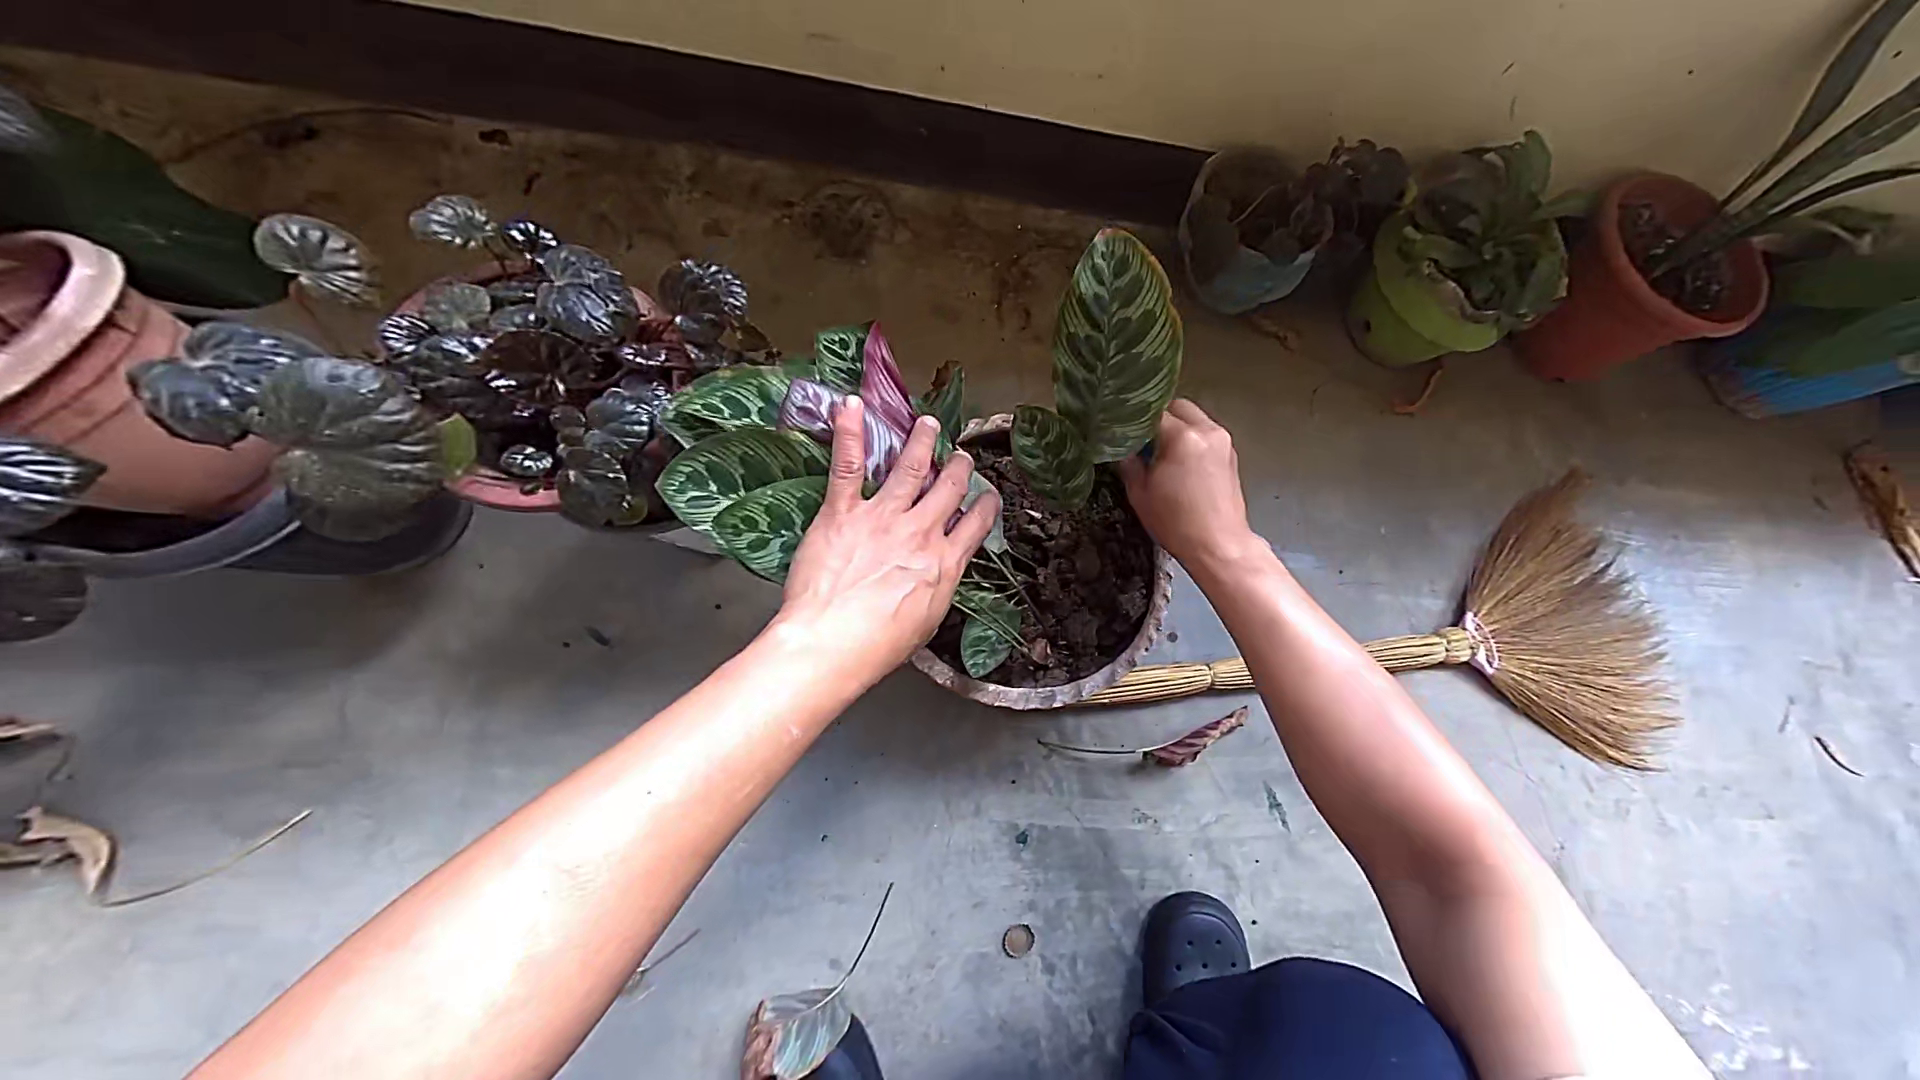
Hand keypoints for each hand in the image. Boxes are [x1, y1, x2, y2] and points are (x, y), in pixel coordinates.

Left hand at [774, 398, 999, 684]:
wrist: (833, 642)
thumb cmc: (877, 645)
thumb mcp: (926, 621)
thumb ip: (937, 587)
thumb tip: (938, 574)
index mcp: (943, 562)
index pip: (976, 524)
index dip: (985, 506)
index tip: (987, 496)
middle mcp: (919, 532)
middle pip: (948, 488)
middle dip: (958, 468)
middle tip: (960, 456)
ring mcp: (882, 517)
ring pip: (909, 467)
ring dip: (921, 442)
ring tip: (927, 425)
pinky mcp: (843, 512)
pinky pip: (849, 465)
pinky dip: (849, 433)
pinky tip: (850, 407)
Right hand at [1116, 399, 1260, 573]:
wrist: (1218, 545)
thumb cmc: (1177, 523)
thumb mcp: (1140, 493)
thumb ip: (1129, 463)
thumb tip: (1123, 449)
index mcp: (1183, 437)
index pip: (1152, 412)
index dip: (1133, 421)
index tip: (1121, 432)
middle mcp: (1207, 431)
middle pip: (1177, 406)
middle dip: (1157, 419)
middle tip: (1141, 441)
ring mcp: (1223, 441)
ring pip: (1193, 418)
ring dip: (1176, 428)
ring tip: (1159, 453)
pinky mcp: (1230, 454)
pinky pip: (1205, 434)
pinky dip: (1190, 439)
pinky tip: (1178, 462)